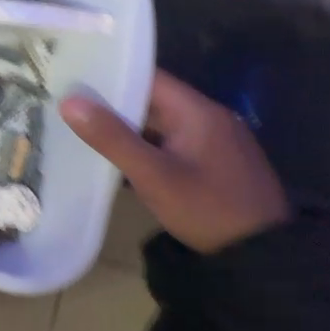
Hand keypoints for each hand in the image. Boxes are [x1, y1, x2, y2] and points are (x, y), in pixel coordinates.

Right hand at [60, 70, 290, 253]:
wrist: (265, 257)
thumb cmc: (207, 208)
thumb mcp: (153, 175)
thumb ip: (111, 137)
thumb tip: (69, 101)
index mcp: (198, 111)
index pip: (147, 77)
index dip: (108, 73)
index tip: (70, 76)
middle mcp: (208, 118)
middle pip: (150, 99)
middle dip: (109, 101)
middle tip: (64, 101)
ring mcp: (213, 141)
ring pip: (157, 122)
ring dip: (123, 124)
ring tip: (78, 125)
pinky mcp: (212, 162)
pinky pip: (168, 141)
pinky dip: (141, 143)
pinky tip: (115, 154)